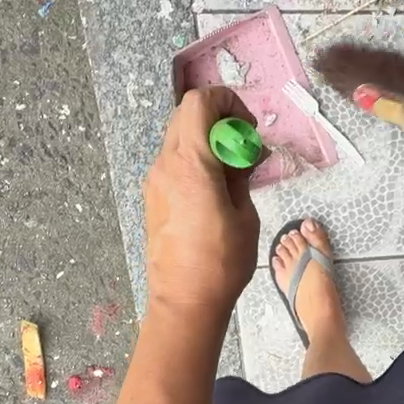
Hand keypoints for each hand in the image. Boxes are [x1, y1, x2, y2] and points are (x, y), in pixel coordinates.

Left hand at [141, 86, 259, 318]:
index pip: (200, 102)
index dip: (228, 103)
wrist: (184, 301)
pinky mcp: (153, 196)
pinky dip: (196, 160)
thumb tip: (244, 154)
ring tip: (233, 171)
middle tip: (244, 147)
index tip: (249, 128)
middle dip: (219, 120)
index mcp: (191, 164)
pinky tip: (216, 188)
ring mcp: (154, 180)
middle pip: (187, 115)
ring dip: (207, 141)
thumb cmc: (221, 263)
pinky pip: (174, 162)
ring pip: (179, 137)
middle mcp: (165, 164)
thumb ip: (241, 175)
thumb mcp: (245, 216)